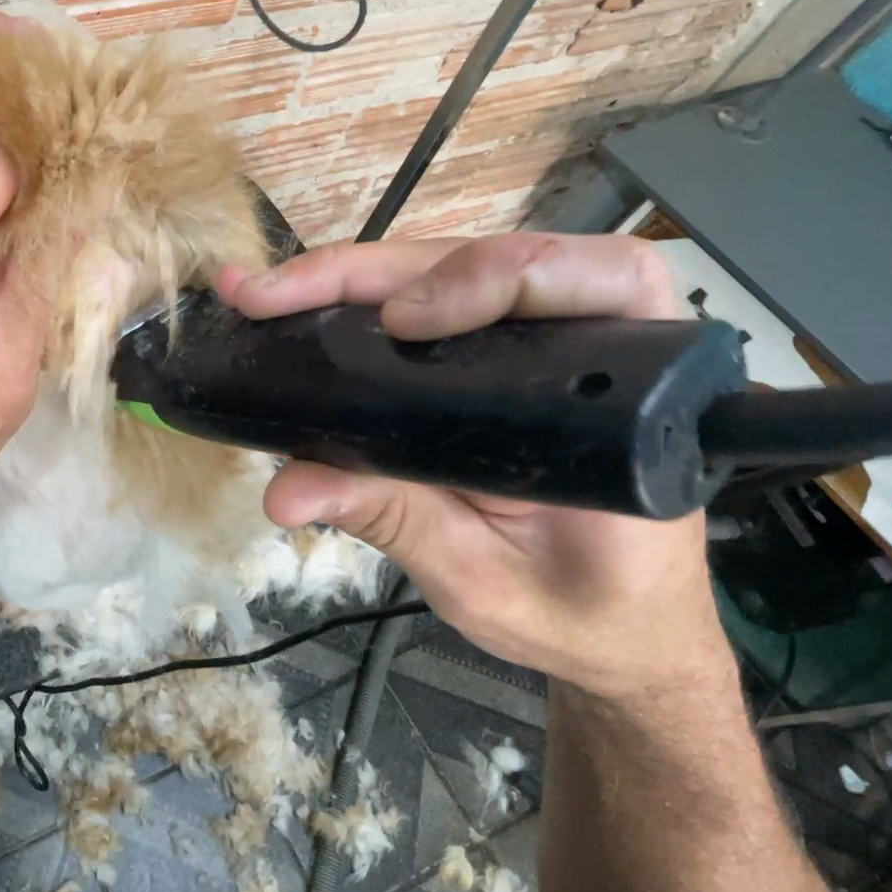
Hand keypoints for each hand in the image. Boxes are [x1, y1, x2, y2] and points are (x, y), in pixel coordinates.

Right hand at [217, 233, 726, 698]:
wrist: (610, 634)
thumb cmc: (577, 614)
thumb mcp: (482, 578)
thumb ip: (395, 521)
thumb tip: (286, 490)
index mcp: (627, 398)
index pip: (581, 282)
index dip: (484, 279)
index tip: (398, 324)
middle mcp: (588, 349)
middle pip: (481, 258)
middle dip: (366, 271)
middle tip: (265, 293)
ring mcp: (534, 347)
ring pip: (446, 269)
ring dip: (351, 277)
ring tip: (264, 295)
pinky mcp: (491, 362)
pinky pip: (425, 306)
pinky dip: (356, 304)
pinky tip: (299, 309)